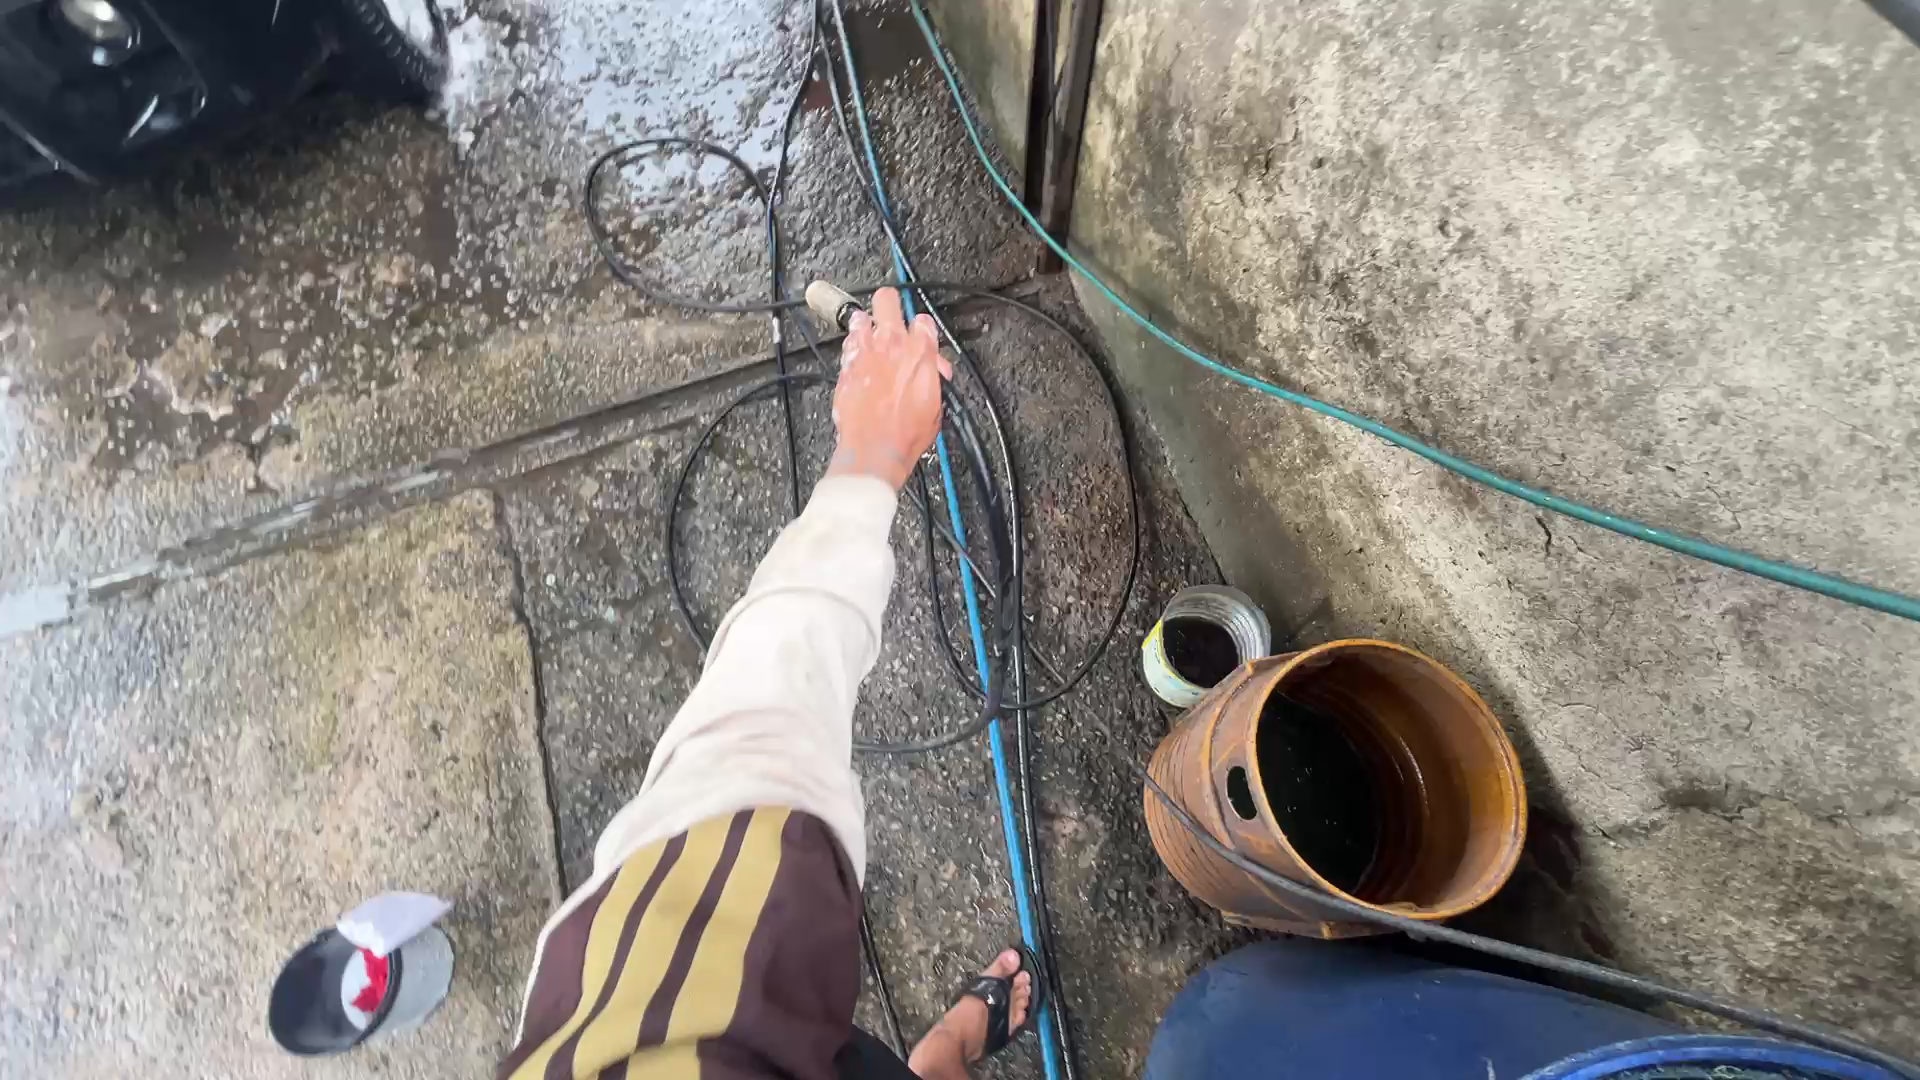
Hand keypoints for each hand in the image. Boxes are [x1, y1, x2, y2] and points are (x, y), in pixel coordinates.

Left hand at [826, 287, 952, 490]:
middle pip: (887, 300)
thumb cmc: (905, 434)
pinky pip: (847, 344)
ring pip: (860, 317)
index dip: (923, 329)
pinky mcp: (846, 366)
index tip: (922, 339)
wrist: (875, 450)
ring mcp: (864, 353)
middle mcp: (891, 345)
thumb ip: (933, 377)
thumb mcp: (935, 406)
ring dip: (866, 325)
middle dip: (890, 305)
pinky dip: (853, 348)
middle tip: (892, 317)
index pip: (923, 320)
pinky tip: (859, 359)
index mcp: (920, 352)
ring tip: (871, 338)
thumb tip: (932, 369)